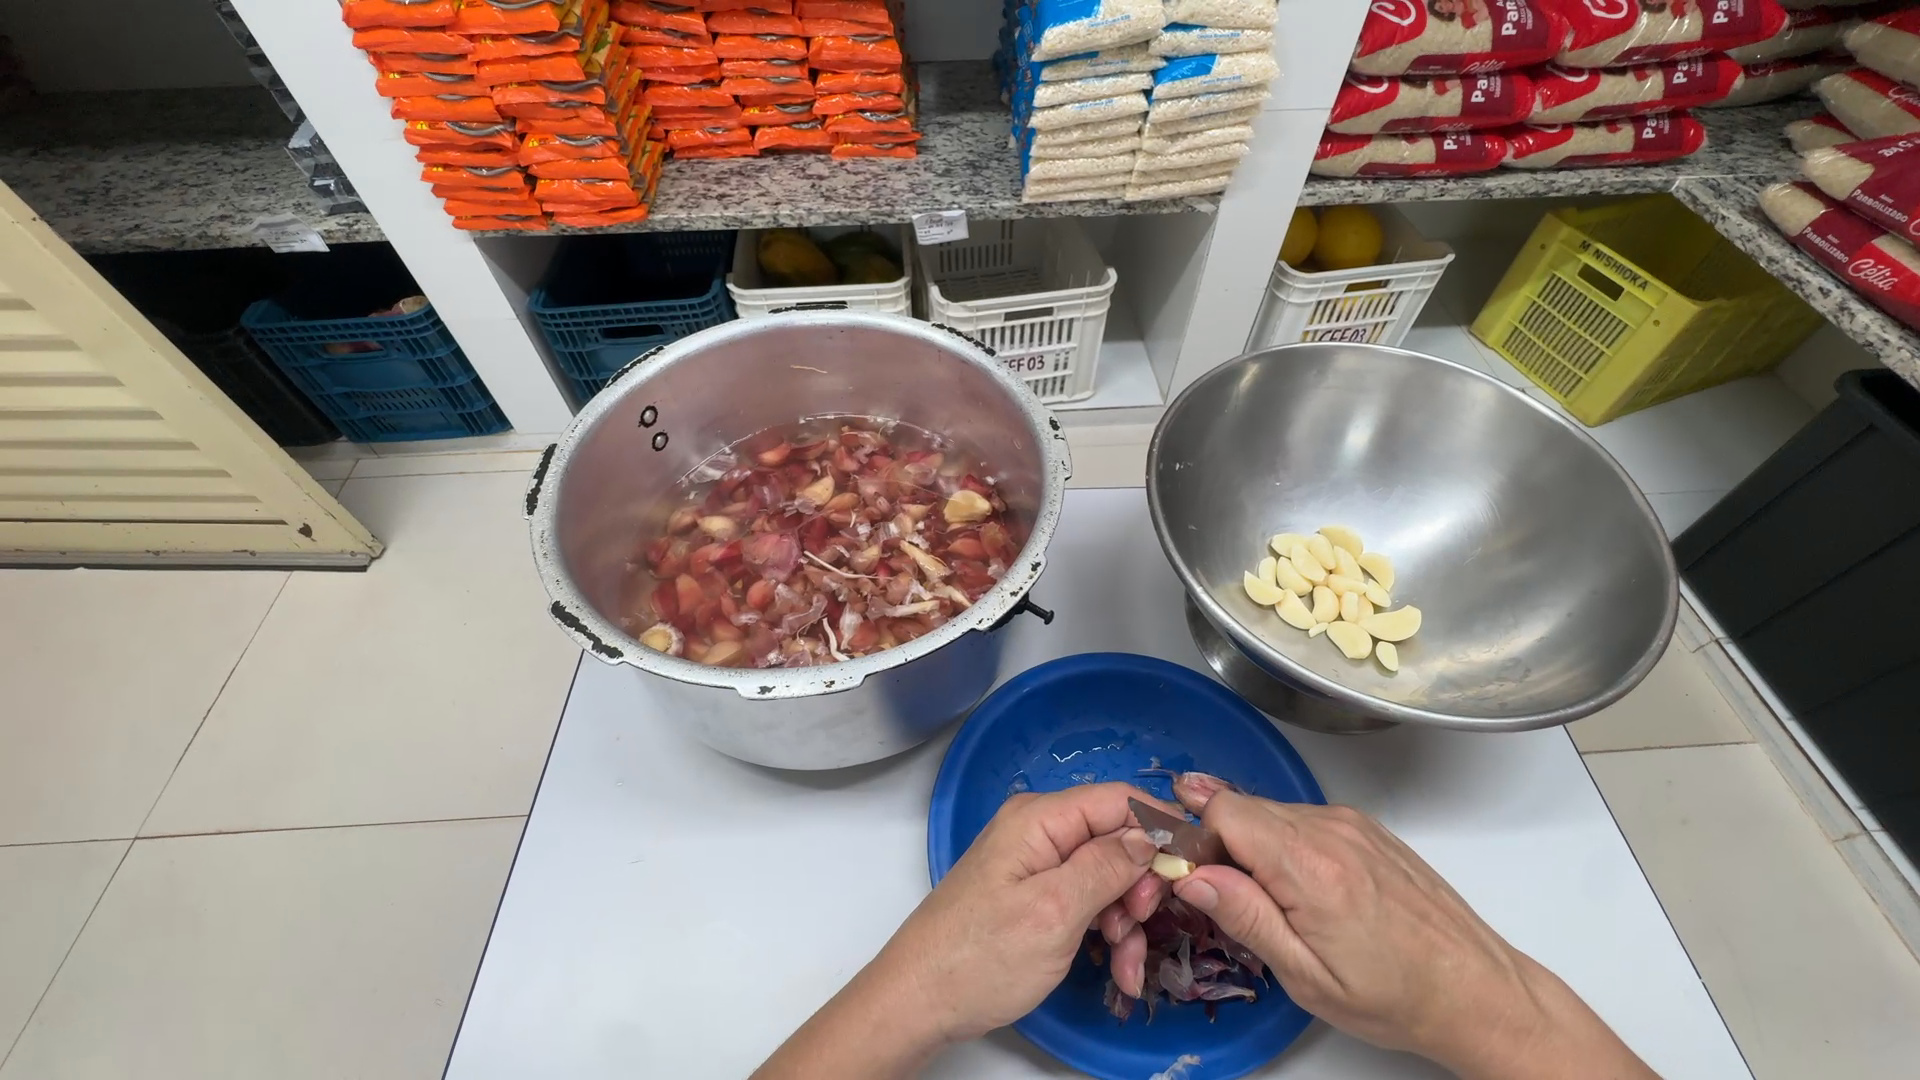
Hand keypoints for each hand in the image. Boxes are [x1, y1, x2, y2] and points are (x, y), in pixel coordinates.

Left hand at [752, 783, 1160, 1079]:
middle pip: (1115, 839)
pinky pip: (1085, 898)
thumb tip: (1150, 835)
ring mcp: (1035, 862)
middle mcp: (1039, 829)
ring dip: (1126, 919)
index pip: (1118, 799)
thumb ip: (1106, 866)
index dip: (1159, 829)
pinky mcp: (1034, 892)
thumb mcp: (1054, 911)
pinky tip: (1116, 969)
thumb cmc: (982, 956)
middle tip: (1139, 928)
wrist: (921, 999)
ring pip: (1106, 875)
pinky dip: (1106, 930)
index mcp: (1040, 818)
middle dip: (1139, 886)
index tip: (1191, 870)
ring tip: (1126, 965)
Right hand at [1169, 791, 1657, 1079]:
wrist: (1479, 991)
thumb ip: (1243, 916)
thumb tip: (1189, 874)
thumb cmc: (1393, 996)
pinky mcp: (1362, 825)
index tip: (1195, 877)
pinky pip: (1299, 817)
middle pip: (1241, 805)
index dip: (1197, 839)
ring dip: (1250, 841)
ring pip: (1268, 810)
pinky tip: (1299, 883)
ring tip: (1268, 895)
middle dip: (1218, 840)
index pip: (1222, 811)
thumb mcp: (1305, 976)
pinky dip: (1282, 840)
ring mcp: (1348, 821)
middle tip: (1222, 890)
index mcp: (1308, 865)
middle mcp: (1328, 827)